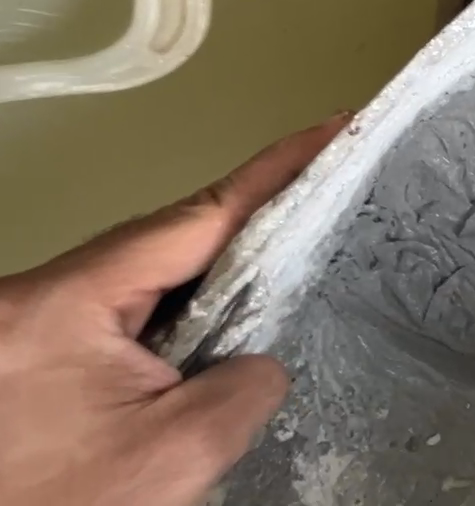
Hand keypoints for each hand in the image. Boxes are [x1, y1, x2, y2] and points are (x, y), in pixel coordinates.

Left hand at [0, 116, 345, 505]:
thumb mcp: (177, 451)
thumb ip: (248, 383)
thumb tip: (256, 362)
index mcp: (58, 306)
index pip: (199, 216)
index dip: (280, 166)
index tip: (339, 125)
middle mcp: (27, 303)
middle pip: (169, 241)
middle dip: (253, 223)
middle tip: (331, 199)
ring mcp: (15, 331)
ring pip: (142, 280)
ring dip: (213, 277)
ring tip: (284, 269)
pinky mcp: (14, 361)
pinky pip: (118, 312)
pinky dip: (177, 310)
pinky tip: (210, 328)